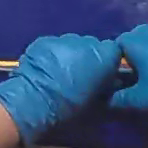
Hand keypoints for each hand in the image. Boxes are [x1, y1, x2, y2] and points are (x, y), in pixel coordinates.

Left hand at [0, 33, 121, 144]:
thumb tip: (113, 85)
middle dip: (88, 59)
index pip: (114, 51)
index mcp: (104, 55)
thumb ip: (111, 90)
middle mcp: (85, 41)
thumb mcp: (100, 106)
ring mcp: (62, 39)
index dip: (108, 64)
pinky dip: (52, 56)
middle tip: (80, 78)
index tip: (102, 77)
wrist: (34, 103)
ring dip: (70, 56)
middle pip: (92, 46)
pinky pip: (53, 46)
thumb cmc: (71, 109)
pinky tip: (46, 70)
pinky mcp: (43, 40)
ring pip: (72, 45)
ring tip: (61, 74)